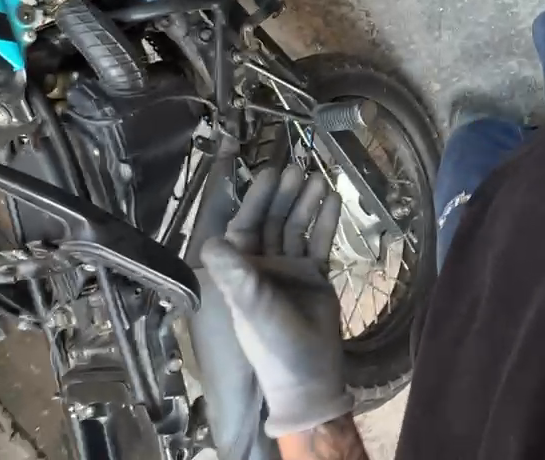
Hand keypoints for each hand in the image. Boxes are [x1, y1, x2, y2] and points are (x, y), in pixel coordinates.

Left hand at [201, 165, 351, 438]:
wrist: (310, 376)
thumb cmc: (273, 342)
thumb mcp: (250, 306)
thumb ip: (233, 273)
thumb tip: (211, 240)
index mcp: (242, 271)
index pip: (246, 225)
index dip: (256, 199)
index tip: (270, 172)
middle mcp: (265, 266)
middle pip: (274, 221)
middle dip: (285, 195)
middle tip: (299, 168)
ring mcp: (291, 269)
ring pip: (298, 227)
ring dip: (307, 203)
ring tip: (320, 178)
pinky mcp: (316, 275)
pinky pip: (320, 241)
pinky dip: (326, 221)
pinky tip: (334, 200)